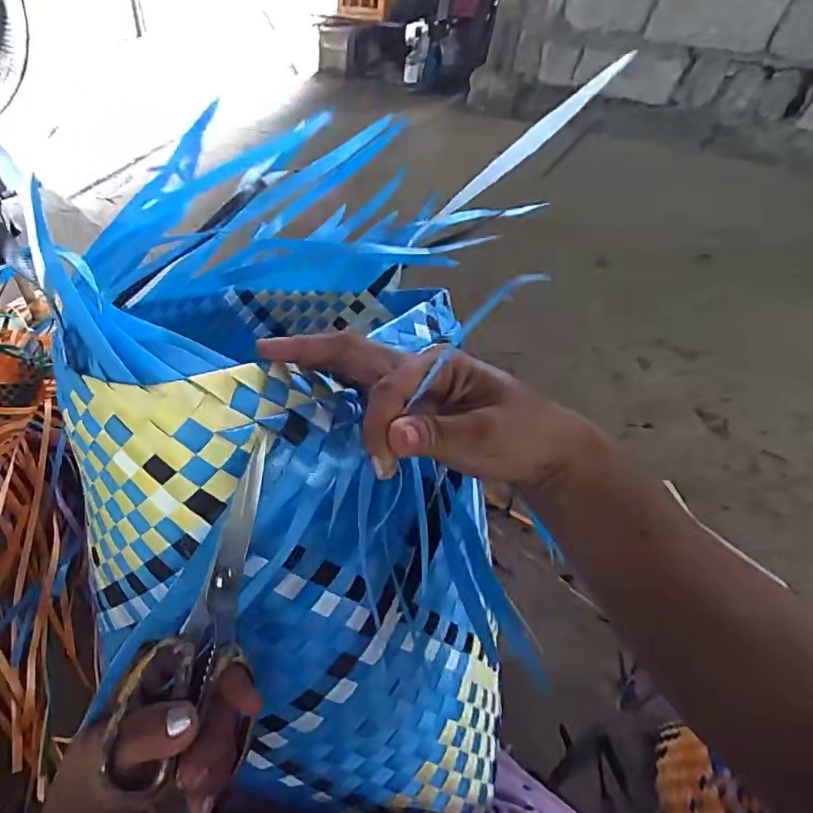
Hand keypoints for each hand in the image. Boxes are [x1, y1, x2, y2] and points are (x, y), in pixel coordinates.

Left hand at [51, 665, 262, 812]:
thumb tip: (190, 715)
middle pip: (211, 691)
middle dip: (215, 731)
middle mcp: (162, 702)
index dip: (218, 664)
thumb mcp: (96, 769)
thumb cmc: (80, 808)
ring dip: (216, 761)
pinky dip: (217, 782)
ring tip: (192, 798)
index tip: (246, 699)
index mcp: (133, 688)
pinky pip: (223, 759)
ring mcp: (181, 736)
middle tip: (194, 774)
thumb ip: (141, 737)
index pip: (180, 655)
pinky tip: (198, 807)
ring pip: (222, 726)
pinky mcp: (194, 768)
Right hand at [257, 332, 603, 493]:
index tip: (382, 463)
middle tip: (266, 349)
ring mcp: (409, 382)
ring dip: (314, 361)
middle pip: (355, 351)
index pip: (388, 388)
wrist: (546, 448)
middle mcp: (416, 366)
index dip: (377, 423)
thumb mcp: (487, 438)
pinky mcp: (406, 403)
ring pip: (353, 364)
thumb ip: (438, 437)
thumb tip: (392, 436)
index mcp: (437, 365)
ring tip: (275, 358)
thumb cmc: (523, 436)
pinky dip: (330, 383)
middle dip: (310, 350)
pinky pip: (359, 388)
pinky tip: (309, 384)